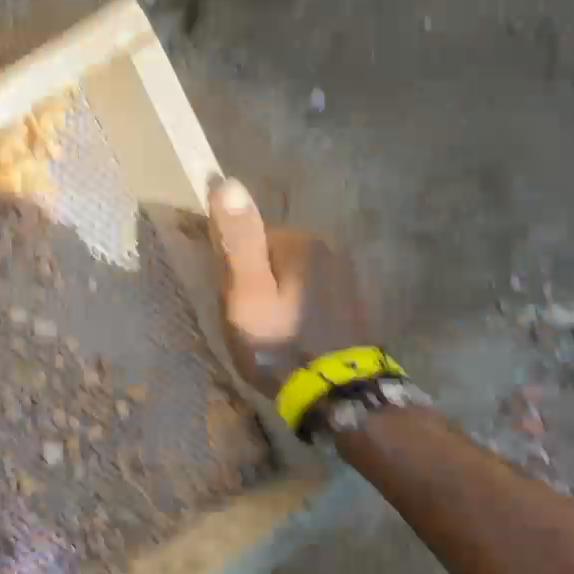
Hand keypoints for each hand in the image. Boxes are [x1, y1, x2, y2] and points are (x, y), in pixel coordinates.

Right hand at [207, 179, 372, 395]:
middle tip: (238, 312)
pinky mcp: (352, 303)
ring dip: (272, 291)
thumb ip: (237, 239)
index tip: (222, 292)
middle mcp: (329, 250)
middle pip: (270, 253)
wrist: (334, 391)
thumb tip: (225, 182)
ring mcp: (345, 277)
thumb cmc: (277, 339)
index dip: (228, 262)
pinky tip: (285, 330)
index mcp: (300, 242)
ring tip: (260, 324)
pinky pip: (308, 292)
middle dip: (251, 275)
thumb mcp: (245, 290)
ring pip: (289, 274)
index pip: (248, 235)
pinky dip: (293, 305)